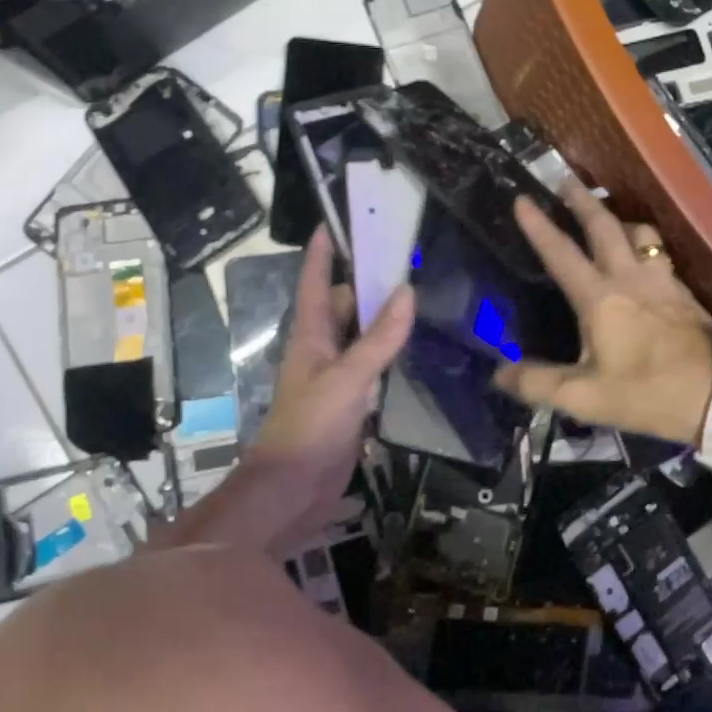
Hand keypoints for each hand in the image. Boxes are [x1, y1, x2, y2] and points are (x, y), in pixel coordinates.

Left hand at [246, 225, 413, 543]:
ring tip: (419, 291)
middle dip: (366, 280)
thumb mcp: (347, 378)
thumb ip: (378, 338)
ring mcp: (335, 376)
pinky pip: (371, 364)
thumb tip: (407, 290)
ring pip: (359, 334)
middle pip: (342, 303)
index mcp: (310, 335)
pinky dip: (389, 351)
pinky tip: (415, 345)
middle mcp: (321, 349)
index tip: (335, 220)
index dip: (322, 251)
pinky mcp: (351, 402)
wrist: (292, 491)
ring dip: (382, 316)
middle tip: (405, 256)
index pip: (314, 281)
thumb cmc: (310, 426)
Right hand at [494, 179, 711, 444]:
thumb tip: (498, 373)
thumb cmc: (649, 392)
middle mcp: (629, 277)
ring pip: (639, 234)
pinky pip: (658, 253)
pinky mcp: (684, 293)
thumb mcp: (585, 398)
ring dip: (619, 219)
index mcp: (599, 297)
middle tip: (566, 180)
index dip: (538, 226)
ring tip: (608, 217)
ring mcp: (661, 280)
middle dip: (582, 201)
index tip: (521, 198)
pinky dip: (644, 244)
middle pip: (604, 226)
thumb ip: (538, 383)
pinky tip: (644, 258)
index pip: (561, 253)